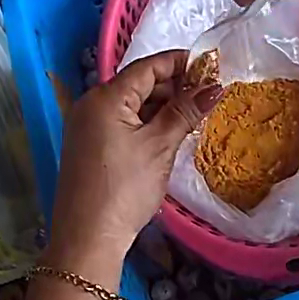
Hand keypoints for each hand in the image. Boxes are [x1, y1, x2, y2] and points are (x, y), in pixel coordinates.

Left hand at [44, 50, 218, 284]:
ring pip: (128, 103)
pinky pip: (118, 120)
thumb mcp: (160, 147)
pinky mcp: (86, 144)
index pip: (147, 66)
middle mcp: (90, 103)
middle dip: (172, 86)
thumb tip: (214, 86)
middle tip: (205, 96)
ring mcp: (84, 124)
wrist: (87, 236)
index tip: (210, 66)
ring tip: (190, 115)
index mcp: (105, 97)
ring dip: (159, 105)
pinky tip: (165, 132)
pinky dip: (143, 122)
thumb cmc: (125, 188)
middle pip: (136, 82)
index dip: (179, 63)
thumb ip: (185, 111)